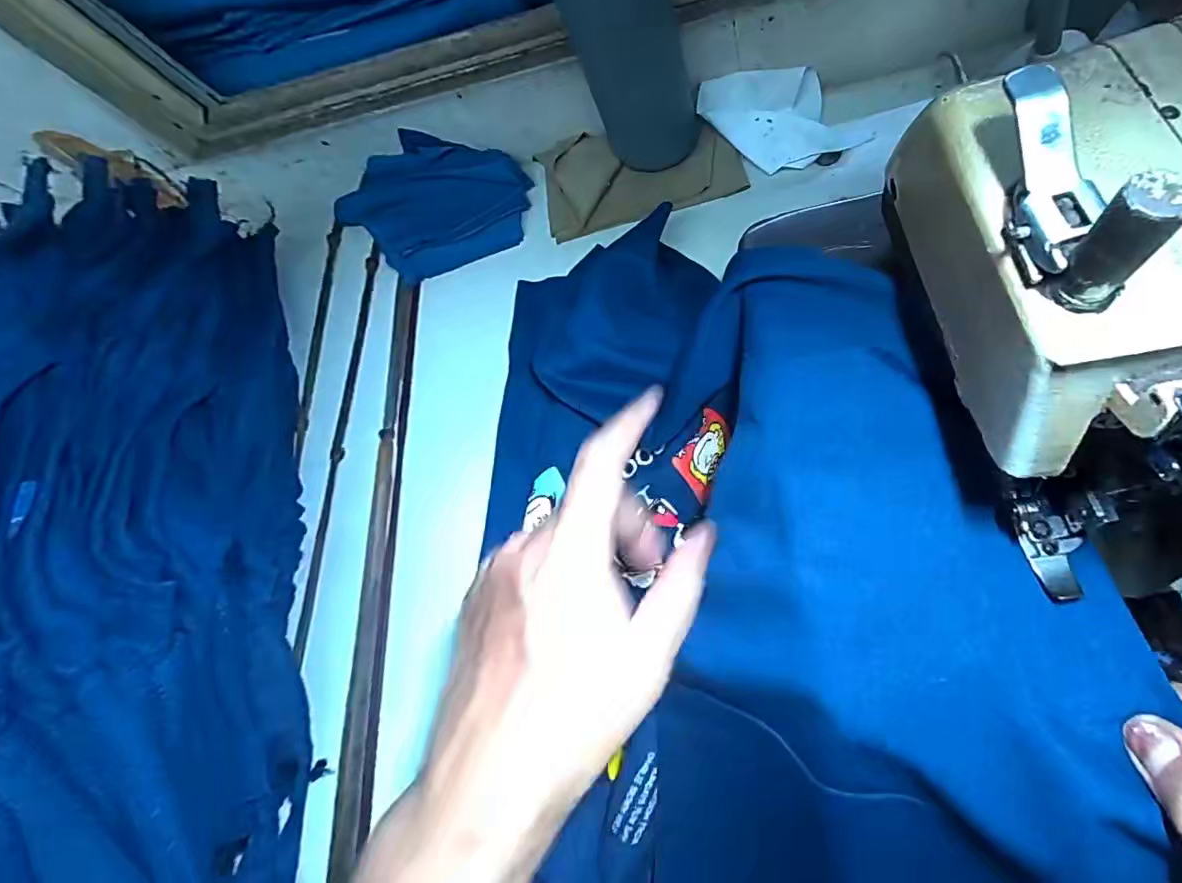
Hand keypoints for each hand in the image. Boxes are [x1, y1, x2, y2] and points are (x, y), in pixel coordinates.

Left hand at [359, 389, 715, 882]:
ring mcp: (493, 568)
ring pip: (560, 531)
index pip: (599, 462)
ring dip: (594, 551)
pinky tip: (565, 622)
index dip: (628, 422)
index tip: (650, 398)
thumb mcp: (649, 655)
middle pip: (588, 504)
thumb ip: (681, 583)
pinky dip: (560, 566)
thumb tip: (705, 535)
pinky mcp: (475, 592)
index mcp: (568, 552)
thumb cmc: (578, 715)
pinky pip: (531, 555)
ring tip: (606, 611)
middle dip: (628, 528)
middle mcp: (523, 546)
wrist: (487, 782)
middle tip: (647, 581)